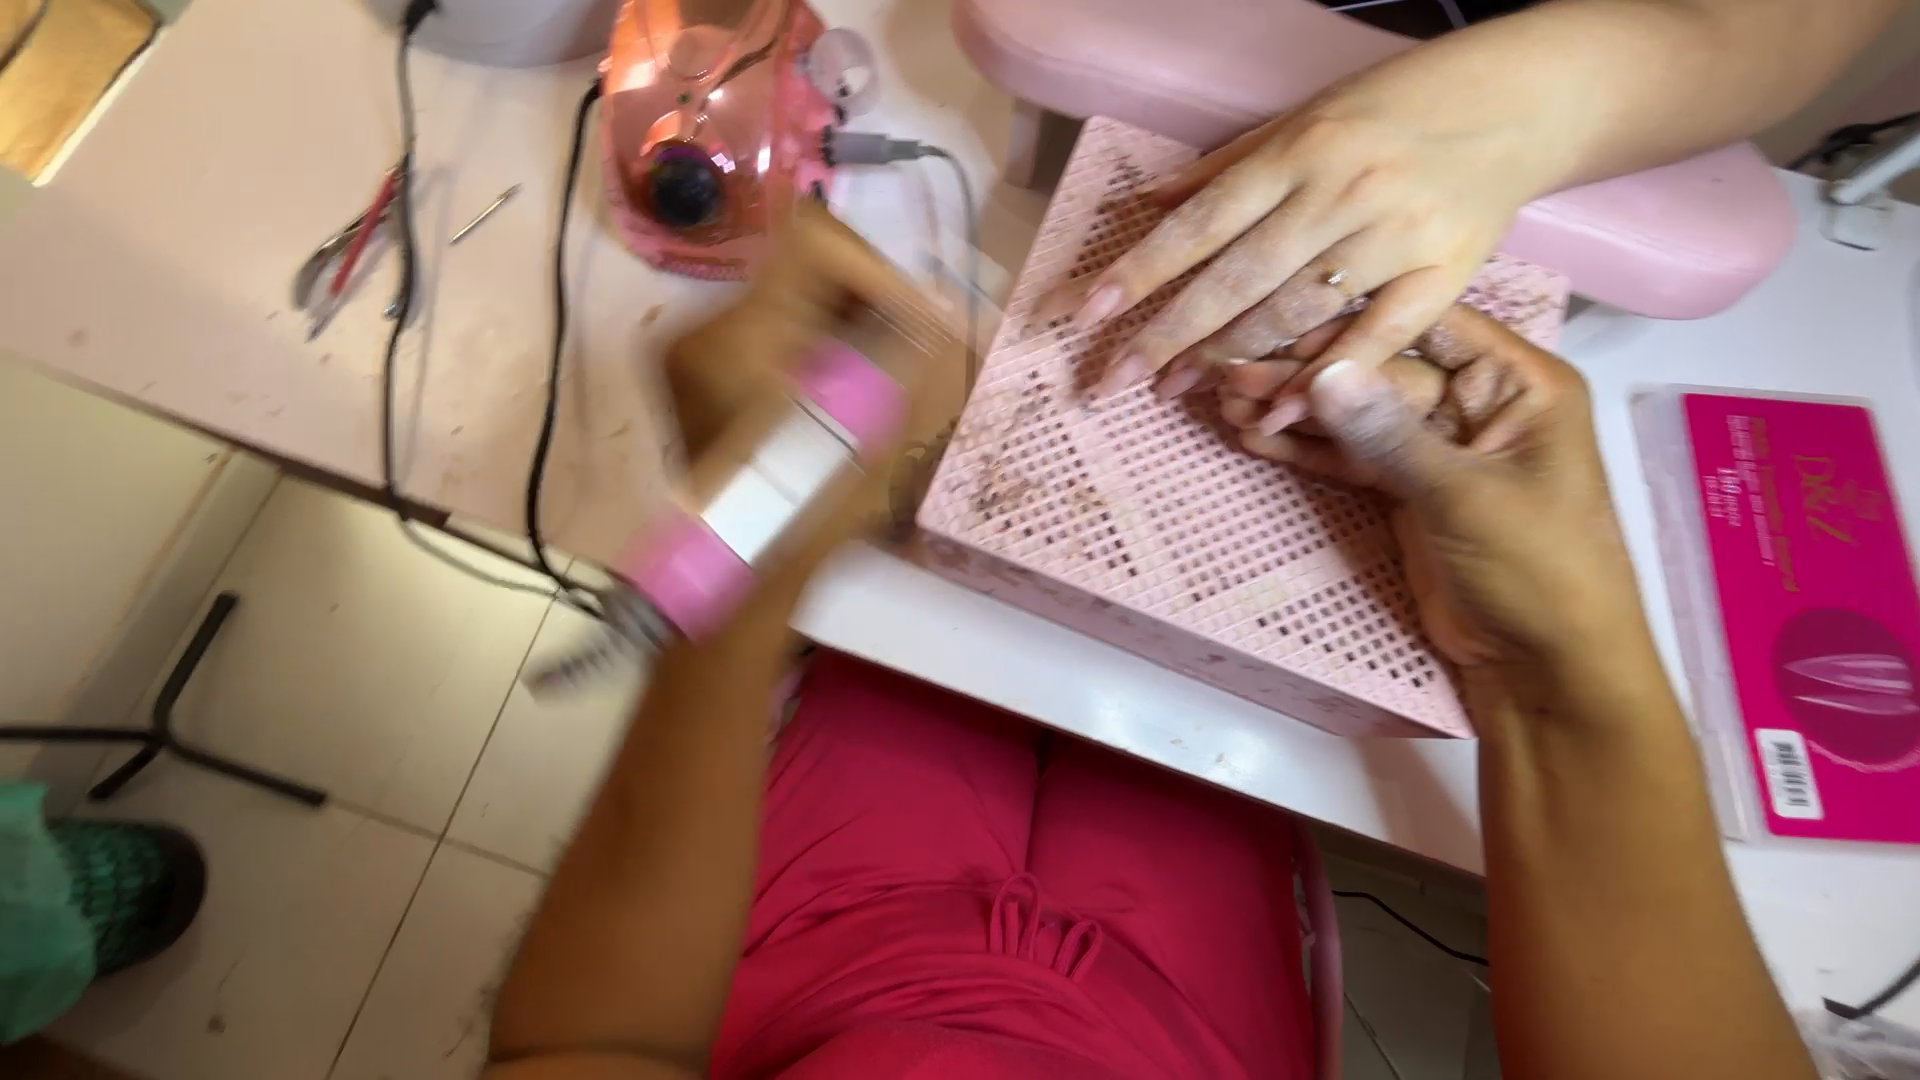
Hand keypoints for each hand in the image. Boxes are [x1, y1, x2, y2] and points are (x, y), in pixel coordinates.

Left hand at [661, 205, 960, 607]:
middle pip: (804, 269)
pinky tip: (846, 385)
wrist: (741, 578)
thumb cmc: (807, 520)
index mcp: (738, 340)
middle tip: (913, 344)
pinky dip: (821, 345)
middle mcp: (704, 330)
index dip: (881, 271)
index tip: (920, 318)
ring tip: (885, 367)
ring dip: (849, 322)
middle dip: (872, 300)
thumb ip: (917, 367)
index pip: (816, 245)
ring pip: (792, 299)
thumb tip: (953, 312)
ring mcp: (697, 352)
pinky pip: (775, 331)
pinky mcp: (704, 373)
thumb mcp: (872, 440)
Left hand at [1060, 77, 1548, 419]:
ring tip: (1175, 389)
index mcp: (1299, 150)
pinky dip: (1325, 377)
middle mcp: (1341, 190)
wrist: (1525, 97)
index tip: (1087, 315)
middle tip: (1114, 381)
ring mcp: (1396, 234)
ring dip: (1228, 359)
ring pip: (1294, 312)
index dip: (1138, 271)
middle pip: (1235, 279)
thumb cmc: (1393, 109)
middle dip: (1166, 336)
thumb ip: (1223, 168)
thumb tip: (1144, 201)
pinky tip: (1277, 413)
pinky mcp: (1446, 272)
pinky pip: (1377, 337)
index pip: (1199, 222)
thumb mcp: (1302, 118)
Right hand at [1254, 305, 1644, 673]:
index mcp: (1516, 384)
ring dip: (1294, 413)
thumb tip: (1323, 375)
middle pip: (1377, 375)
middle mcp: (1473, 403)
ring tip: (1227, 404)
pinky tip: (1255, 438)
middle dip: (1305, 379)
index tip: (1280, 336)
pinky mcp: (1402, 488)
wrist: (1542, 663)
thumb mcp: (1463, 495)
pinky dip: (1304, 450)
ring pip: (1353, 417)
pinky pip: (1346, 458)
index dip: (1353, 330)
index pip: (1425, 329)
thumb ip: (1388, 434)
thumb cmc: (1536, 569)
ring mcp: (1433, 448)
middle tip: (1232, 377)